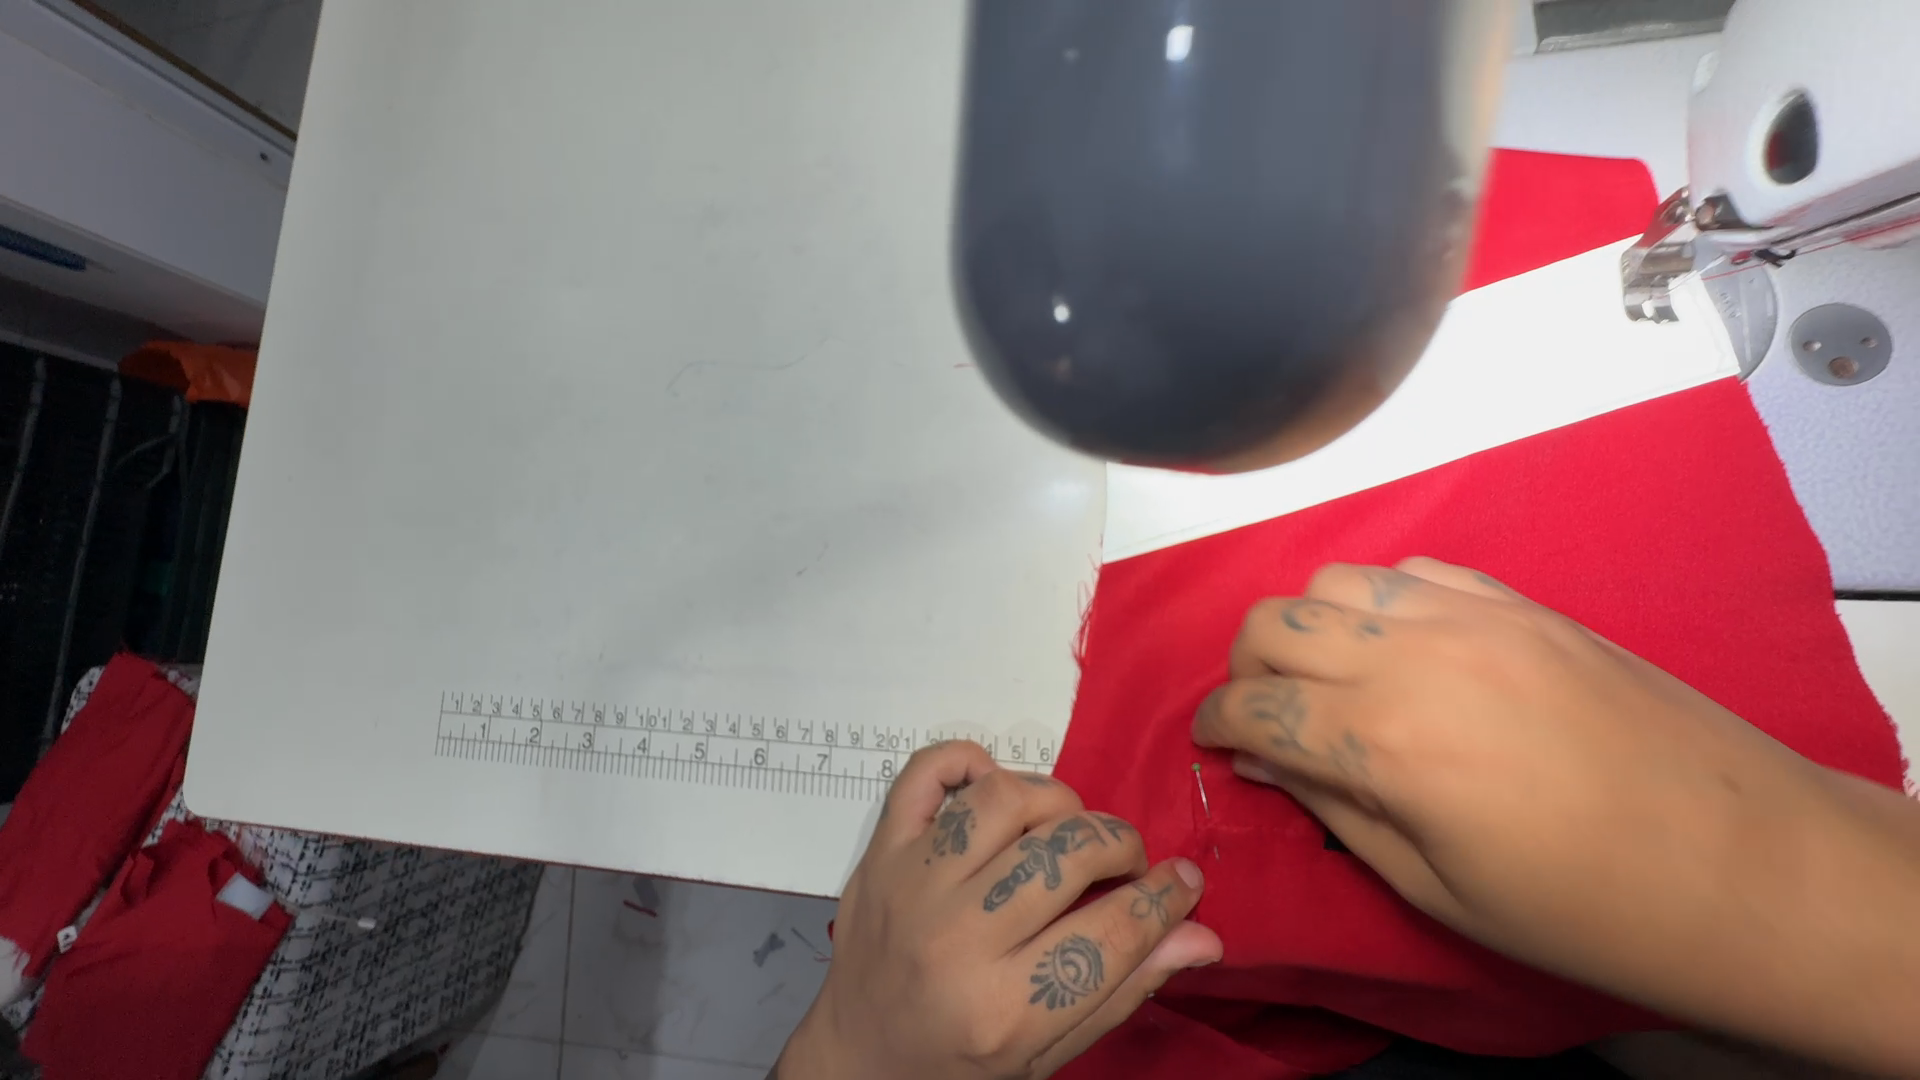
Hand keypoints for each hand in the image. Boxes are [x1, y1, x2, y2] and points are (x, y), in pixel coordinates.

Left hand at [775, 741, 1220, 1079]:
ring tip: (1064, 827)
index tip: (1183, 879)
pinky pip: (924, 772)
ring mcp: (911, 884)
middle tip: (1123, 860)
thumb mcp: (1048, 1051)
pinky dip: (964, 758)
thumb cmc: (960, 1061)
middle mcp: (956, 939)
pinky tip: (992, 782)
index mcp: (1004, 1010)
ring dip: (1055, 799)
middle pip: (1064, 855)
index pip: (1114, 932)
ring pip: (1003, 798)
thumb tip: (1201, 933)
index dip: (1166, 898)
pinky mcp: (881, 850)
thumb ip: (1124, 988)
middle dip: (1118, 845)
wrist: (858, 1059)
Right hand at [1192, 557, 1919, 1074]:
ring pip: (1329, 581)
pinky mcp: (1516, 603)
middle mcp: (1411, 660)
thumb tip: (1258, 758)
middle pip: (1272, 624)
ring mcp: (1468, 618)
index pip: (1253, 709)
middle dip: (1244, 667)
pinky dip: (1376, 601)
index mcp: (1385, 745)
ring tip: (1325, 672)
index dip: (1214, 724)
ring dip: (1304, 626)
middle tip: (1263, 710)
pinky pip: (1408, 571)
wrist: (1757, 870)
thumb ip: (1328, 805)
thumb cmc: (1583, 909)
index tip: (1213, 740)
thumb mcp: (1432, 885)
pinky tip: (1396, 643)